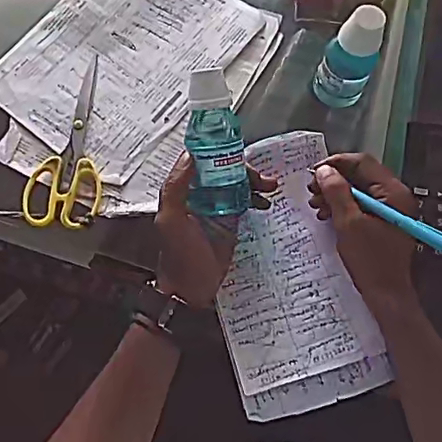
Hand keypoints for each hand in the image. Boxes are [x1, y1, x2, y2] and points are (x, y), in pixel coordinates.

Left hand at [155, 154, 275, 308]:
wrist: (190, 291)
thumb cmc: (178, 257)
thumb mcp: (171, 221)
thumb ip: (176, 188)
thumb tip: (190, 156)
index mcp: (182, 190)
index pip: (202, 160)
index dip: (219, 152)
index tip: (238, 151)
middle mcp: (198, 194)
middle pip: (223, 169)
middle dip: (244, 169)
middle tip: (261, 177)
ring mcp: (215, 206)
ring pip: (236, 182)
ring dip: (254, 181)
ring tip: (270, 187)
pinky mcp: (229, 219)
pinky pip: (244, 199)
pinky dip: (255, 196)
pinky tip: (265, 201)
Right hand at [307, 153, 416, 305]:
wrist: (387, 295)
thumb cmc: (370, 261)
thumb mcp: (348, 223)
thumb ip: (336, 192)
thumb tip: (324, 170)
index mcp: (394, 192)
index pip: (363, 163)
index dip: (336, 164)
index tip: (314, 173)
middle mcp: (397, 196)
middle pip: (361, 175)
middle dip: (334, 180)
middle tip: (312, 191)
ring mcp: (392, 209)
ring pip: (359, 189)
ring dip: (336, 194)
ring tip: (317, 205)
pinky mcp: (385, 221)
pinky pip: (362, 204)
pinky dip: (344, 206)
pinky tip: (327, 215)